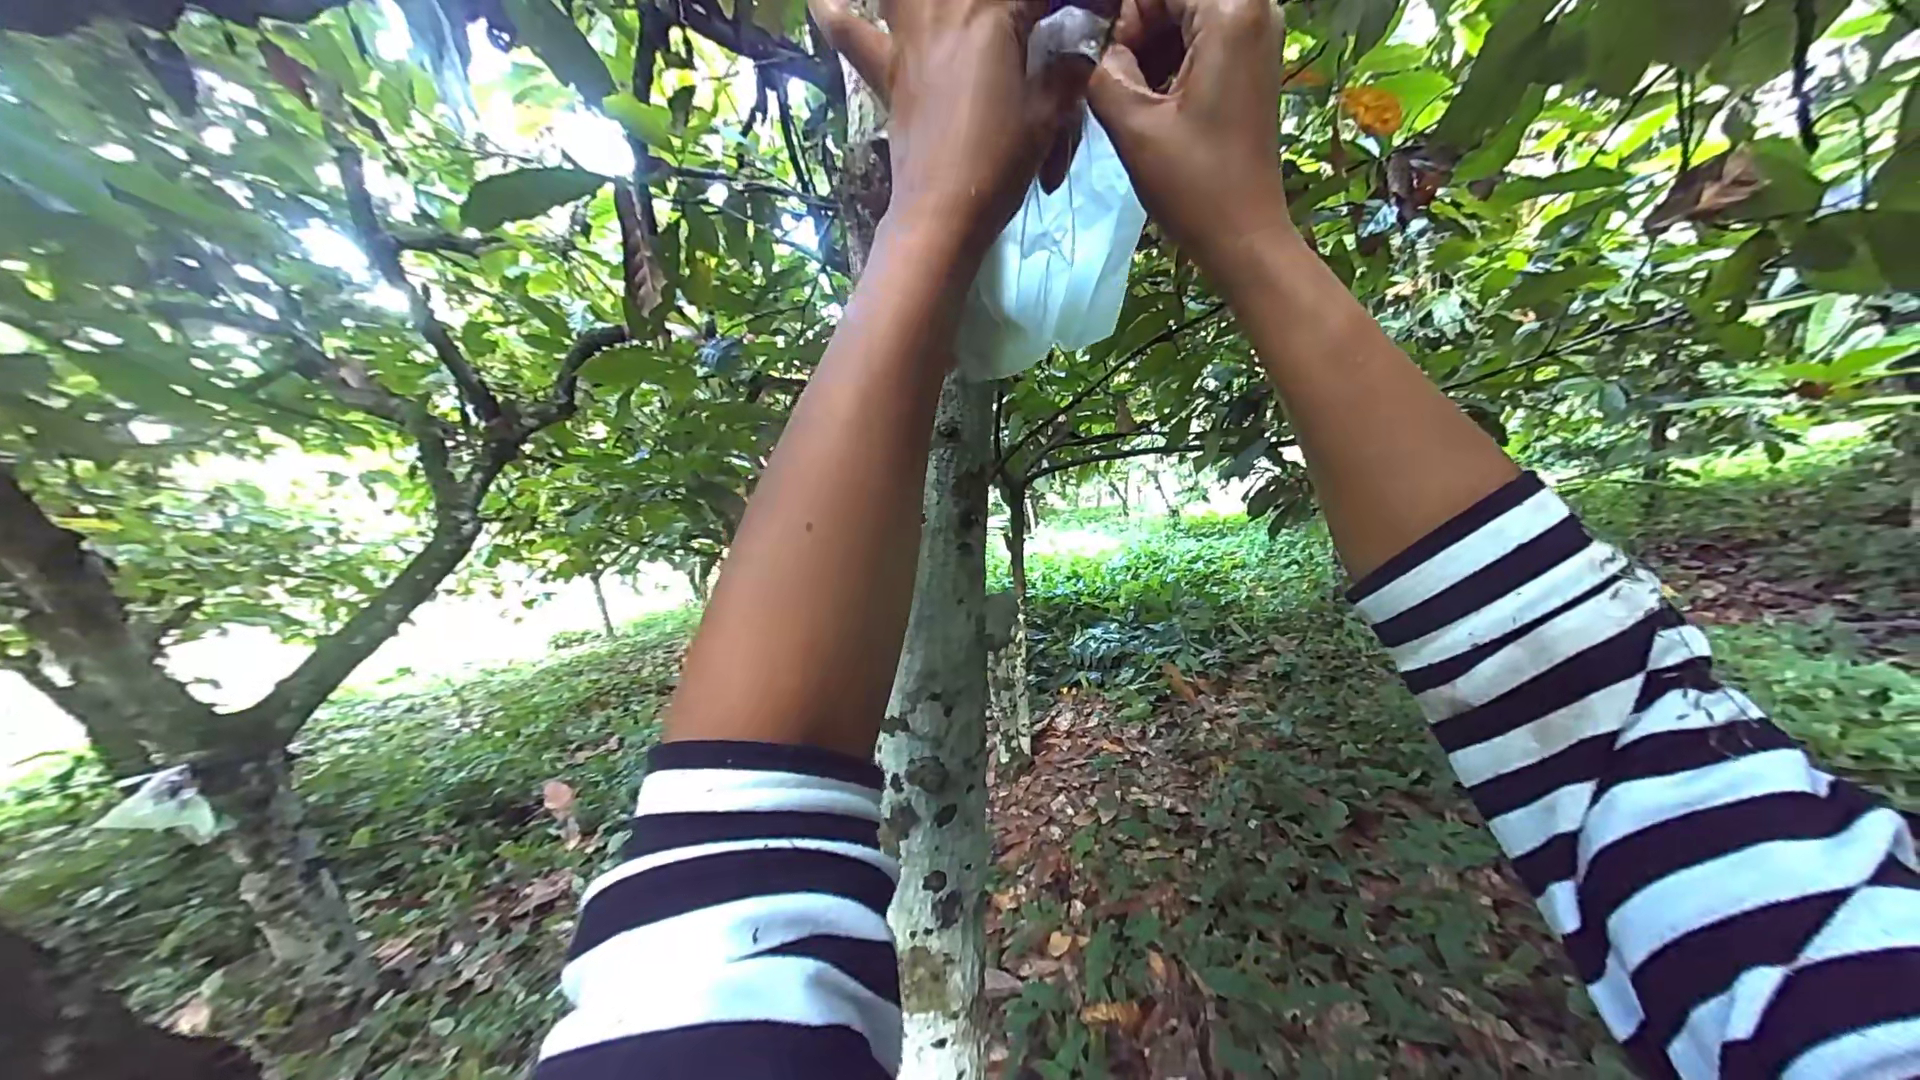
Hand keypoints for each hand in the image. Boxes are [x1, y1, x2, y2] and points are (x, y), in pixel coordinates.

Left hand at [810, 0, 1087, 256]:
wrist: (942, 216)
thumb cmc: (996, 165)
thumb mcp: (1045, 118)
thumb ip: (1067, 74)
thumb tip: (1081, 53)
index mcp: (991, 12)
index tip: (1096, 11)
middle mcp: (943, 8)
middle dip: (1016, 6)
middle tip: (1026, 22)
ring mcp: (908, 38)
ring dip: (917, 0)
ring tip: (950, 16)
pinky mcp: (888, 73)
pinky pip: (854, 35)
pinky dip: (838, 17)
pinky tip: (823, 3)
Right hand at [1088, 0, 1292, 280]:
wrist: (1241, 235)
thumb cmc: (1192, 185)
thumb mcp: (1134, 128)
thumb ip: (1104, 74)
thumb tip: (1097, 52)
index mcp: (1231, 9)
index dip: (1121, 20)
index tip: (1102, 67)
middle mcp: (1255, 8)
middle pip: (1175, 1)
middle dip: (1137, 34)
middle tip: (1114, 86)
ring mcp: (1257, 38)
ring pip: (1186, 21)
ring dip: (1151, 54)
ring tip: (1131, 102)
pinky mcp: (1251, 68)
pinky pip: (1202, 45)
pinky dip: (1171, 68)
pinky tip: (1153, 108)